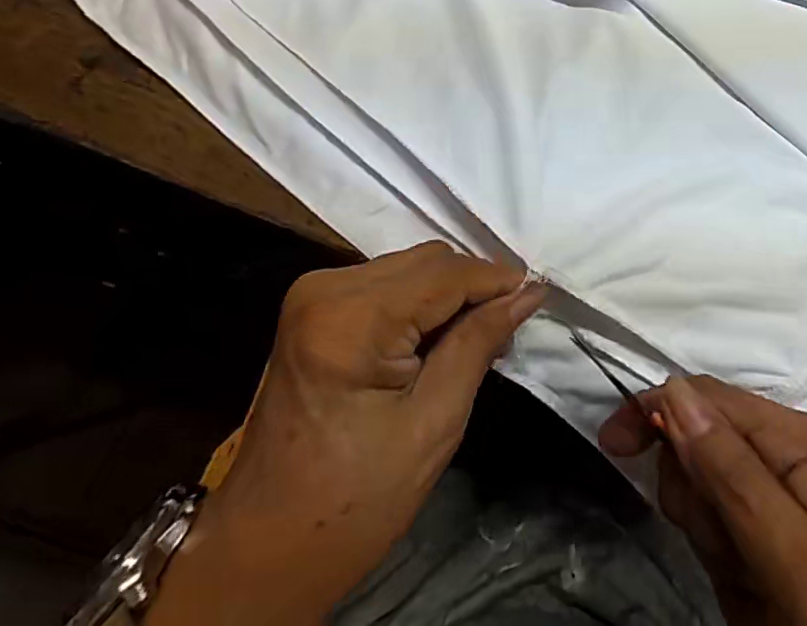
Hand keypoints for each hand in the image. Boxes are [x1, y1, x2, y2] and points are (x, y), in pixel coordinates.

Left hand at [147, 241, 544, 625]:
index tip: (539, 296)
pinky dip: (422, 303)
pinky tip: (438, 338)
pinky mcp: (313, 308)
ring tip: (476, 338)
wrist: (266, 545)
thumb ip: (480, 342)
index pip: (445, 274)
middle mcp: (325, 289)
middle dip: (474, 288)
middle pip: (427, 261)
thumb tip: (529, 292)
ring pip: (411, 266)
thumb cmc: (355, 499)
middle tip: (506, 329)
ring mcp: (313, 295)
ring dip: (450, 294)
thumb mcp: (435, 421)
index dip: (498, 281)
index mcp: (349, 319)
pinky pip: (388, 283)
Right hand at [600, 376, 806, 625]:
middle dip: (698, 501)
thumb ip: (733, 475)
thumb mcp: (800, 563)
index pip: (711, 398)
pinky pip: (740, 526)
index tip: (612, 449)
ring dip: (716, 540)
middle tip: (732, 566)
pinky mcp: (803, 525)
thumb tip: (672, 389)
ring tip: (757, 592)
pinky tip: (764, 598)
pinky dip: (735, 561)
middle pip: (710, 444)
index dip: (656, 411)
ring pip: (718, 491)